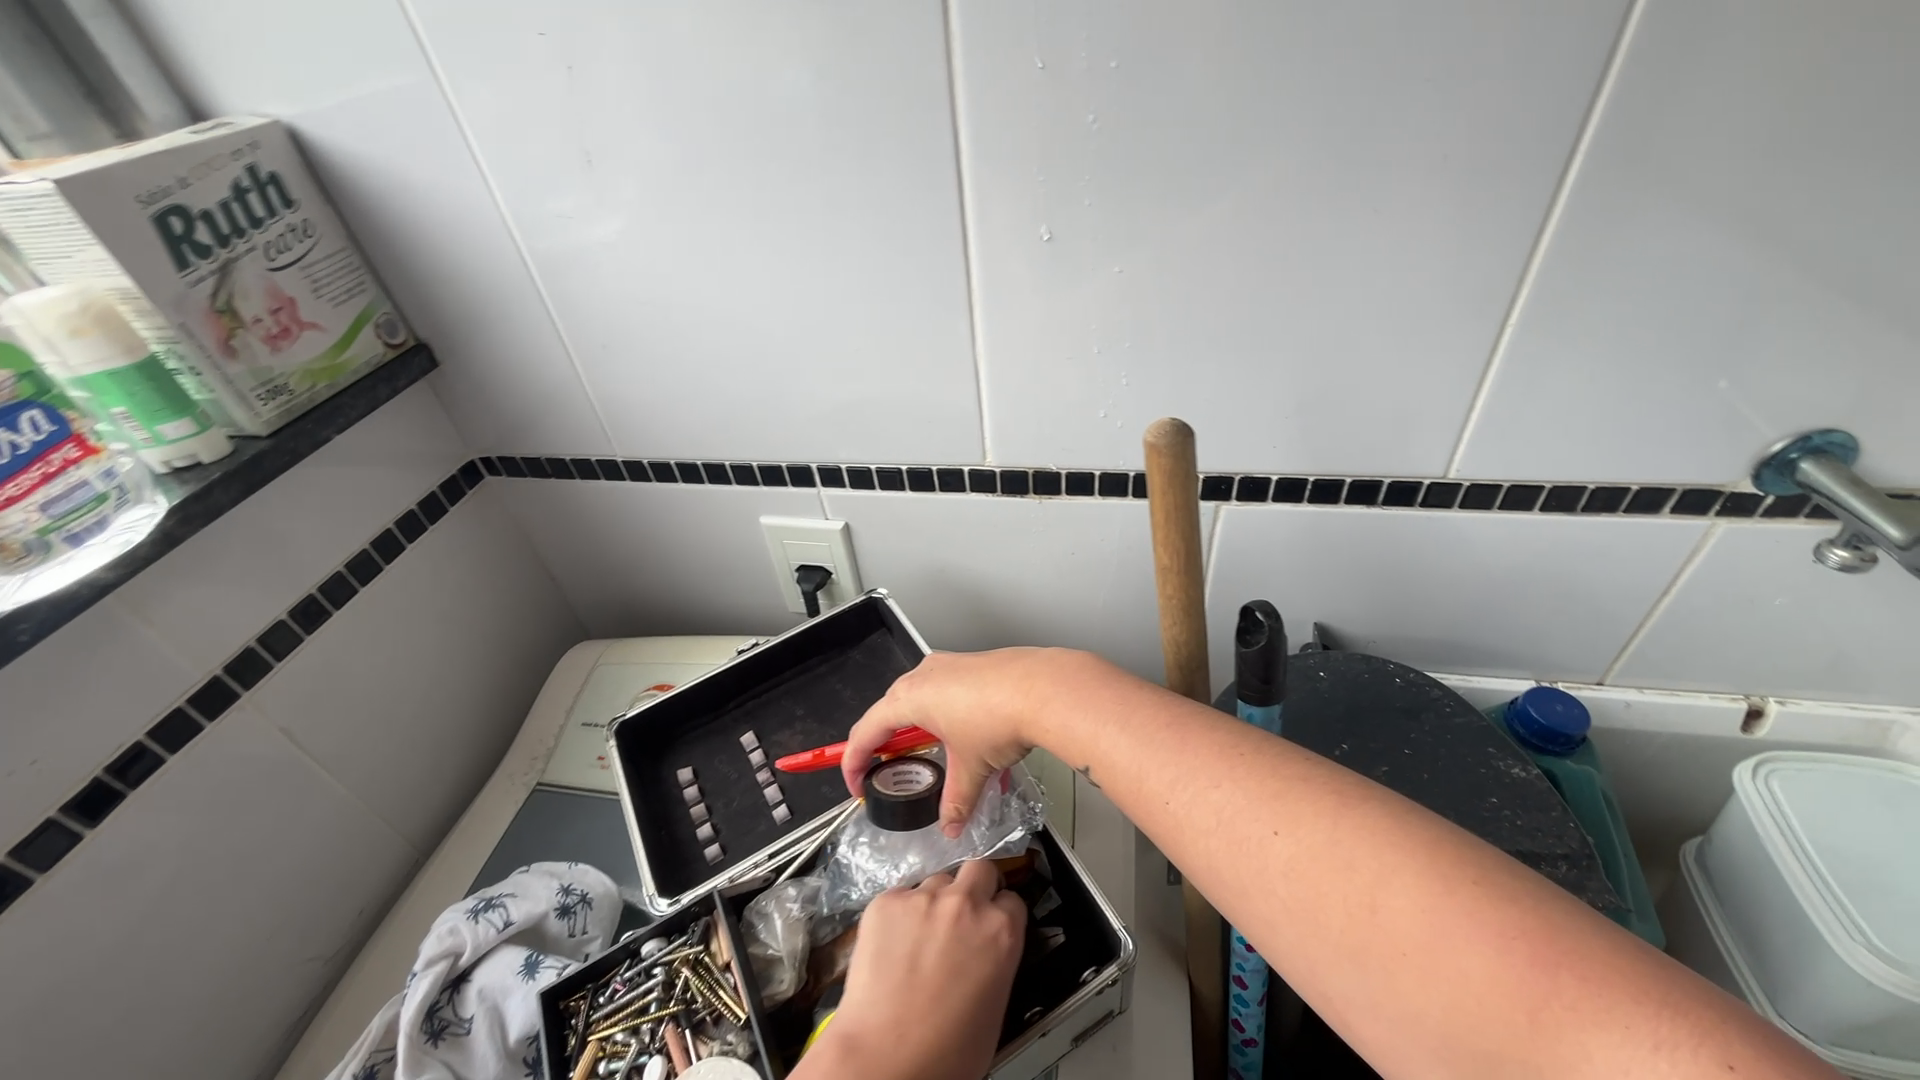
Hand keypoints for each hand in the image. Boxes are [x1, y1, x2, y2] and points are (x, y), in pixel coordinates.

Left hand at [798, 860, 1026, 1079]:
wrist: (885, 1059)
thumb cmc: (945, 1050)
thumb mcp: (995, 1006)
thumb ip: (997, 961)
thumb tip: (987, 952)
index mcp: (1001, 932)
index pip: (1011, 899)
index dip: (1000, 912)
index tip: (990, 922)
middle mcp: (965, 905)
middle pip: (978, 869)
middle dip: (974, 885)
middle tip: (961, 914)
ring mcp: (923, 899)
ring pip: (936, 881)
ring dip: (933, 901)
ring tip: (920, 937)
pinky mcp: (886, 903)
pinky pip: (899, 896)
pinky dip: (898, 914)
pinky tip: (893, 945)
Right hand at [841, 648, 1111, 835]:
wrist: (1044, 686)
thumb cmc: (996, 722)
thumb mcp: (972, 768)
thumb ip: (955, 801)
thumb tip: (951, 829)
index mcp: (908, 698)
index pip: (866, 732)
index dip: (854, 762)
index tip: (857, 787)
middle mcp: (921, 674)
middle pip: (888, 710)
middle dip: (883, 743)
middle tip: (888, 771)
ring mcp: (948, 663)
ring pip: (917, 695)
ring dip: (914, 725)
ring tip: (927, 753)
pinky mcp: (971, 662)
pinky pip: (943, 687)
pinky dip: (940, 712)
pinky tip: (960, 731)